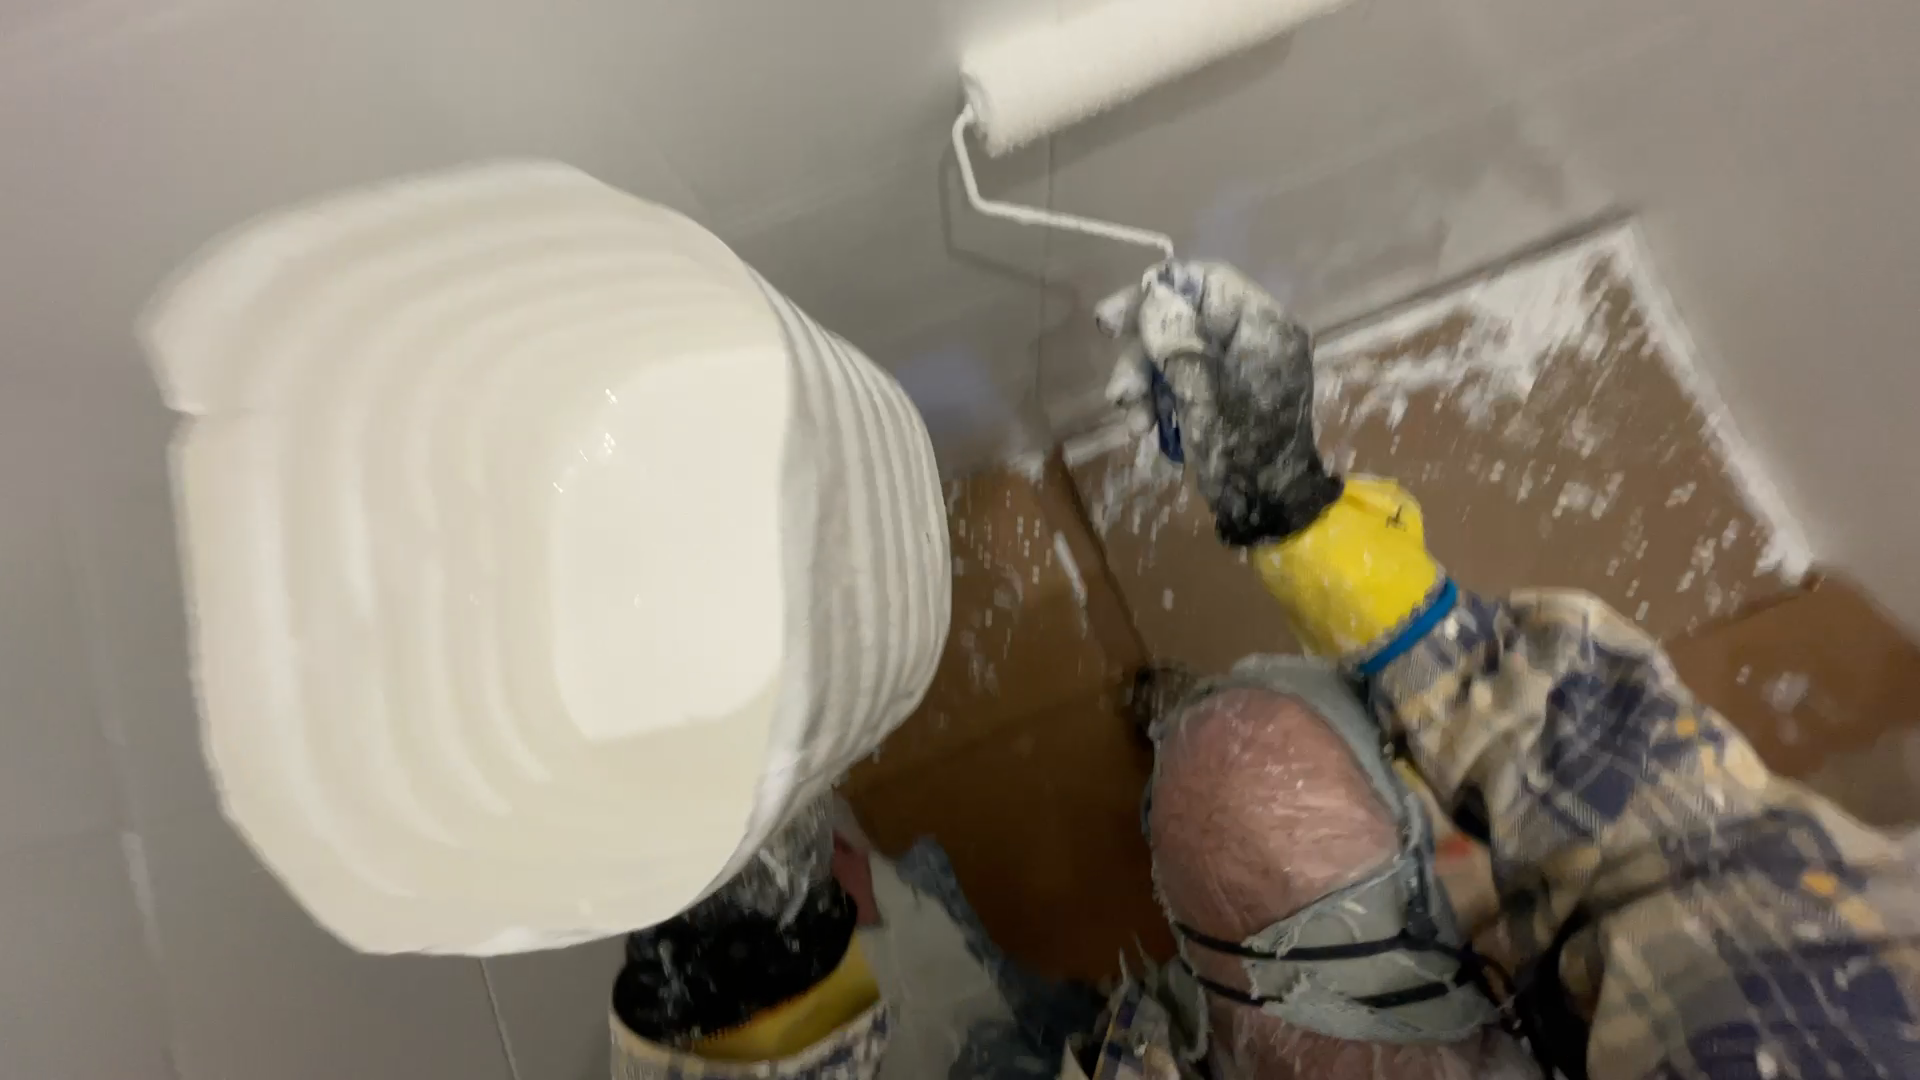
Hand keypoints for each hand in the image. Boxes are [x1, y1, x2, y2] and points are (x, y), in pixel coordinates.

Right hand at [1098, 261, 1341, 547]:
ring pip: (1173, 355)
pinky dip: (1157, 402)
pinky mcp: (1220, 395)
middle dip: (1143, 356)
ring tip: (1134, 423)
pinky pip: (1179, 382)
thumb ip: (1179, 343)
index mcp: (1260, 328)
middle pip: (1181, 321)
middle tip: (1119, 393)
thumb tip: (1153, 296)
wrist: (1268, 508)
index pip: (1205, 283)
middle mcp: (1249, 339)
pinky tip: (1143, 429)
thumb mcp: (1203, 397)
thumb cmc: (1243, 453)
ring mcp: (1234, 368)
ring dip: (1144, 386)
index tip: (1111, 322)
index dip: (1154, 295)